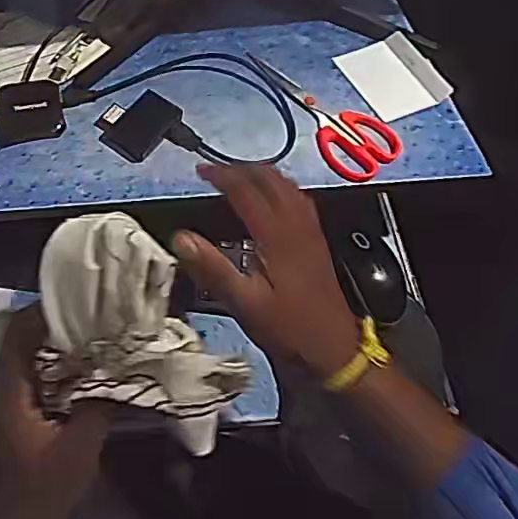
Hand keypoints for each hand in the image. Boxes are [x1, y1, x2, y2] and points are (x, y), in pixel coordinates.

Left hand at [0, 305, 109, 518]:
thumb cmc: (44, 485)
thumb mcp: (79, 446)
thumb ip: (98, 406)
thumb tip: (120, 372)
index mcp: (13, 386)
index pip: (20, 329)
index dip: (47, 311)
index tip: (81, 303)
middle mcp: (8, 381)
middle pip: (26, 334)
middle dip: (59, 321)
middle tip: (95, 315)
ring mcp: (14, 392)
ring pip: (34, 350)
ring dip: (61, 340)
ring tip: (97, 333)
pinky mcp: (25, 404)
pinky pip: (41, 368)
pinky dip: (61, 359)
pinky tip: (90, 363)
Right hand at [171, 164, 359, 377]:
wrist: (335, 349)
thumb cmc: (289, 327)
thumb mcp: (244, 303)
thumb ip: (212, 268)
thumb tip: (181, 238)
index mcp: (277, 236)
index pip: (247, 191)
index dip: (222, 176)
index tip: (201, 171)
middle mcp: (297, 226)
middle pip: (271, 180)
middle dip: (241, 169)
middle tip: (216, 172)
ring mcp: (311, 232)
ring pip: (288, 186)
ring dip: (261, 175)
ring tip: (239, 175)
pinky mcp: (317, 241)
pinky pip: (299, 199)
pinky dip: (279, 187)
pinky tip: (272, 196)